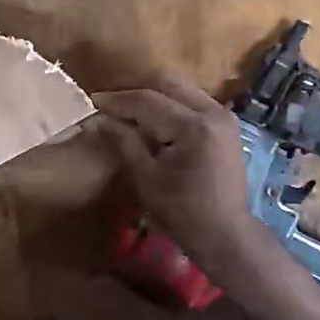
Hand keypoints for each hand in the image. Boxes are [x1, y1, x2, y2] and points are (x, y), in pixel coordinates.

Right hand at [93, 77, 261, 272]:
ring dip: (155, 99)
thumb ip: (124, 141)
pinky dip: (172, 107)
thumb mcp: (146, 177)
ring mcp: (224, 116)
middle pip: (168, 85)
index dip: (117, 100)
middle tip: (111, 107)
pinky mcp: (226, 125)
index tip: (92, 101)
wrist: (224, 234)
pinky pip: (193, 103)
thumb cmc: (181, 211)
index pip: (148, 101)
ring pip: (182, 91)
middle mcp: (213, 112)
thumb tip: (98, 118)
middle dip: (137, 94)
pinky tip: (155, 124)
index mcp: (193, 126)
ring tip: (130, 115)